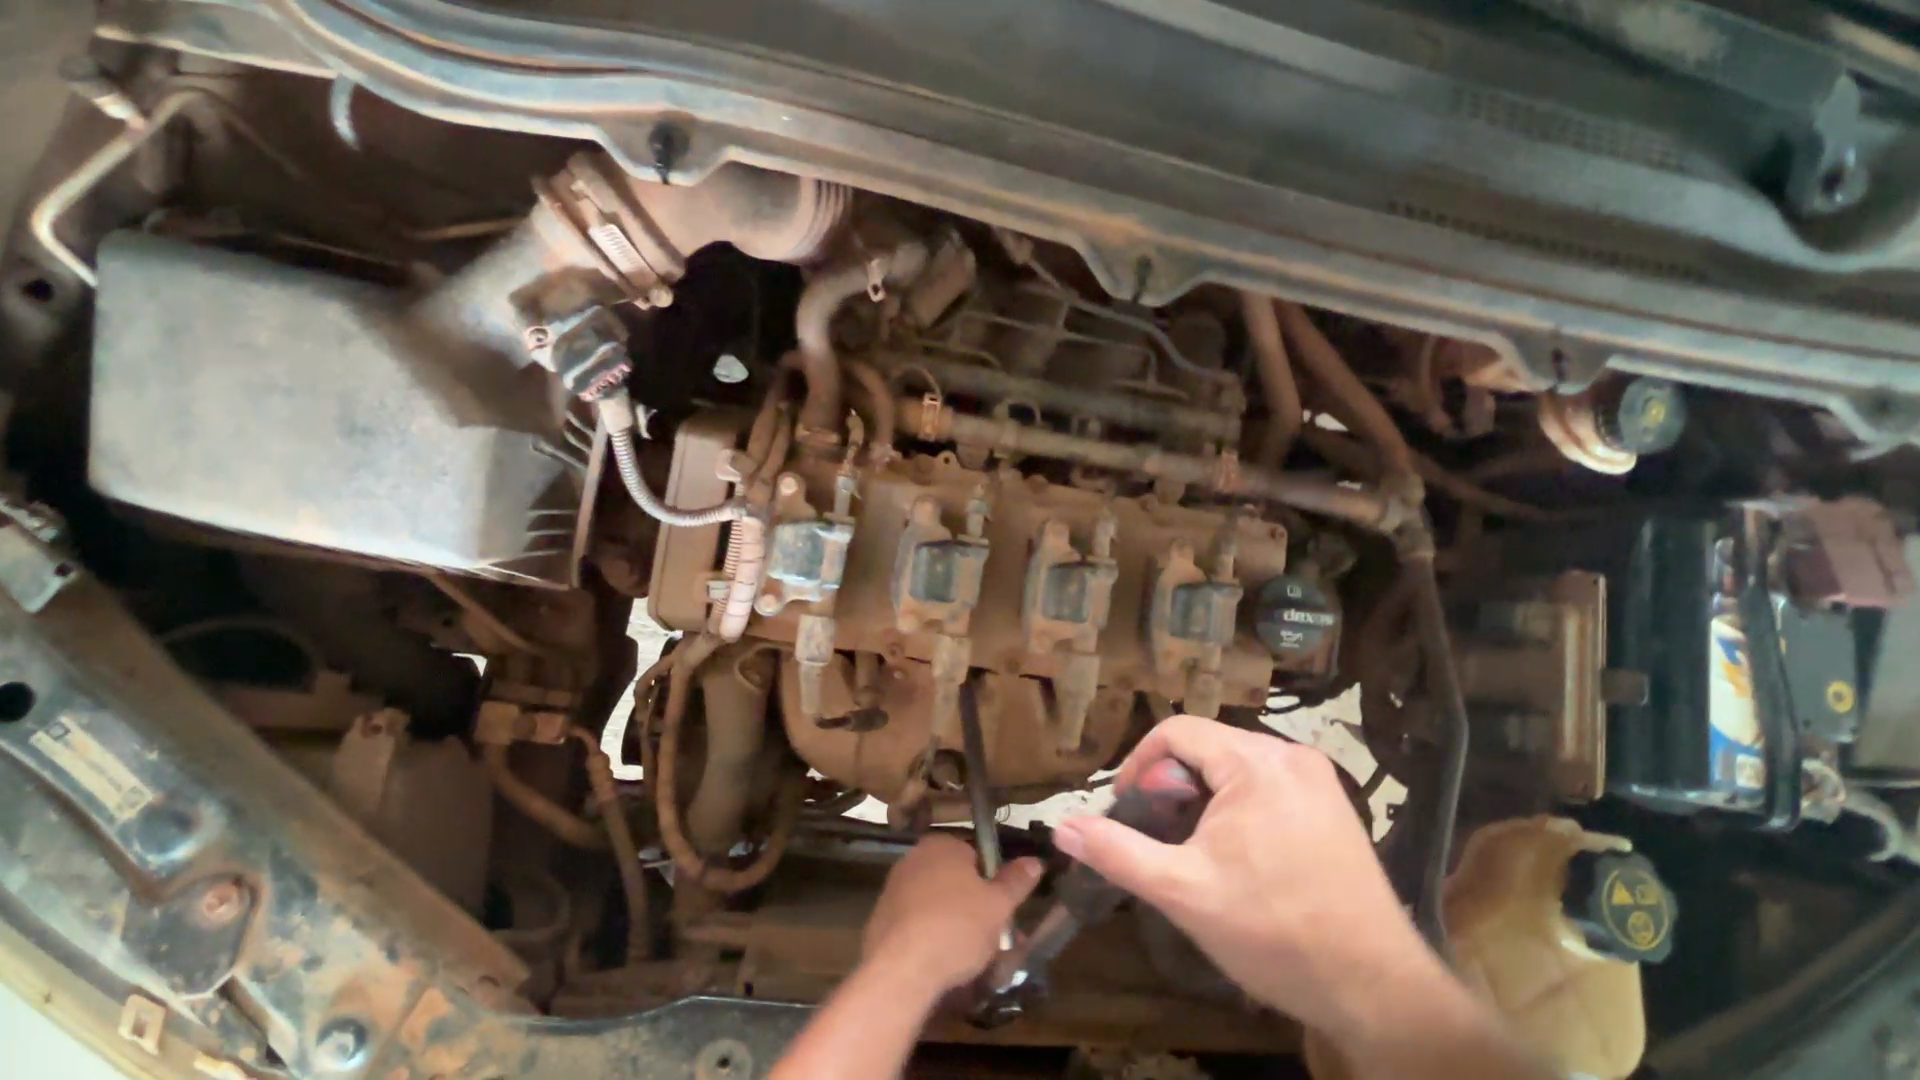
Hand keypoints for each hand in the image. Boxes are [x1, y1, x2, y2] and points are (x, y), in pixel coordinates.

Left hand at [862, 834, 1041, 996]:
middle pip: (956, 881)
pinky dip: (931, 938)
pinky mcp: (881, 920)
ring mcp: (894, 889)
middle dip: (976, 908)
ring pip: (937, 905)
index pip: (976, 856)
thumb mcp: (998, 906)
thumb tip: (1035, 861)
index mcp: (942, 846)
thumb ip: (1016, 881)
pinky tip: (943, 963)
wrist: (901, 970)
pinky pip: (917, 924)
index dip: (993, 884)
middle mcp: (914, 859)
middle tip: (996, 938)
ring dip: (956, 925)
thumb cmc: (957, 927)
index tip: (1004, 911)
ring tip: (975, 958)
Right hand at [1052, 716, 1446, 1038]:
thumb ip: (1117, 851)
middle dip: (1171, 785)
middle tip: (1158, 836)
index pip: (1176, 732)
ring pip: (1236, 767)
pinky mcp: (1333, 808)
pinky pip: (1267, 786)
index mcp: (1256, 762)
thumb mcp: (1182, 891)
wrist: (1375, 989)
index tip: (1124, 809)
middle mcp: (1292, 756)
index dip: (1138, 764)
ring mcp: (1319, 781)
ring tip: (1191, 849)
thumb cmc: (1273, 933)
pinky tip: (1235, 856)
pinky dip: (1237, 807)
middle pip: (1207, 746)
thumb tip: (1061, 827)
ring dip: (1202, 798)